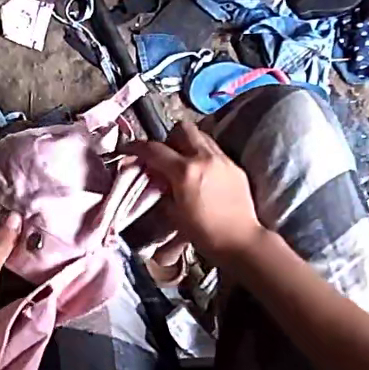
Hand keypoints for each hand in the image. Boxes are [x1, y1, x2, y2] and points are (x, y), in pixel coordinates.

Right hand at [128, 123, 264, 263]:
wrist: (240, 240)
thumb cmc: (204, 233)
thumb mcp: (174, 214)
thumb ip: (161, 190)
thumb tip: (155, 178)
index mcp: (185, 171)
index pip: (154, 149)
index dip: (136, 147)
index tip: (128, 149)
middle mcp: (204, 158)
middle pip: (182, 129)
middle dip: (169, 138)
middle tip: (165, 156)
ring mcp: (223, 160)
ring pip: (201, 136)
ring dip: (188, 144)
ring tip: (185, 163)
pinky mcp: (235, 167)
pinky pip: (216, 151)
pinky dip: (204, 156)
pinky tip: (204, 175)